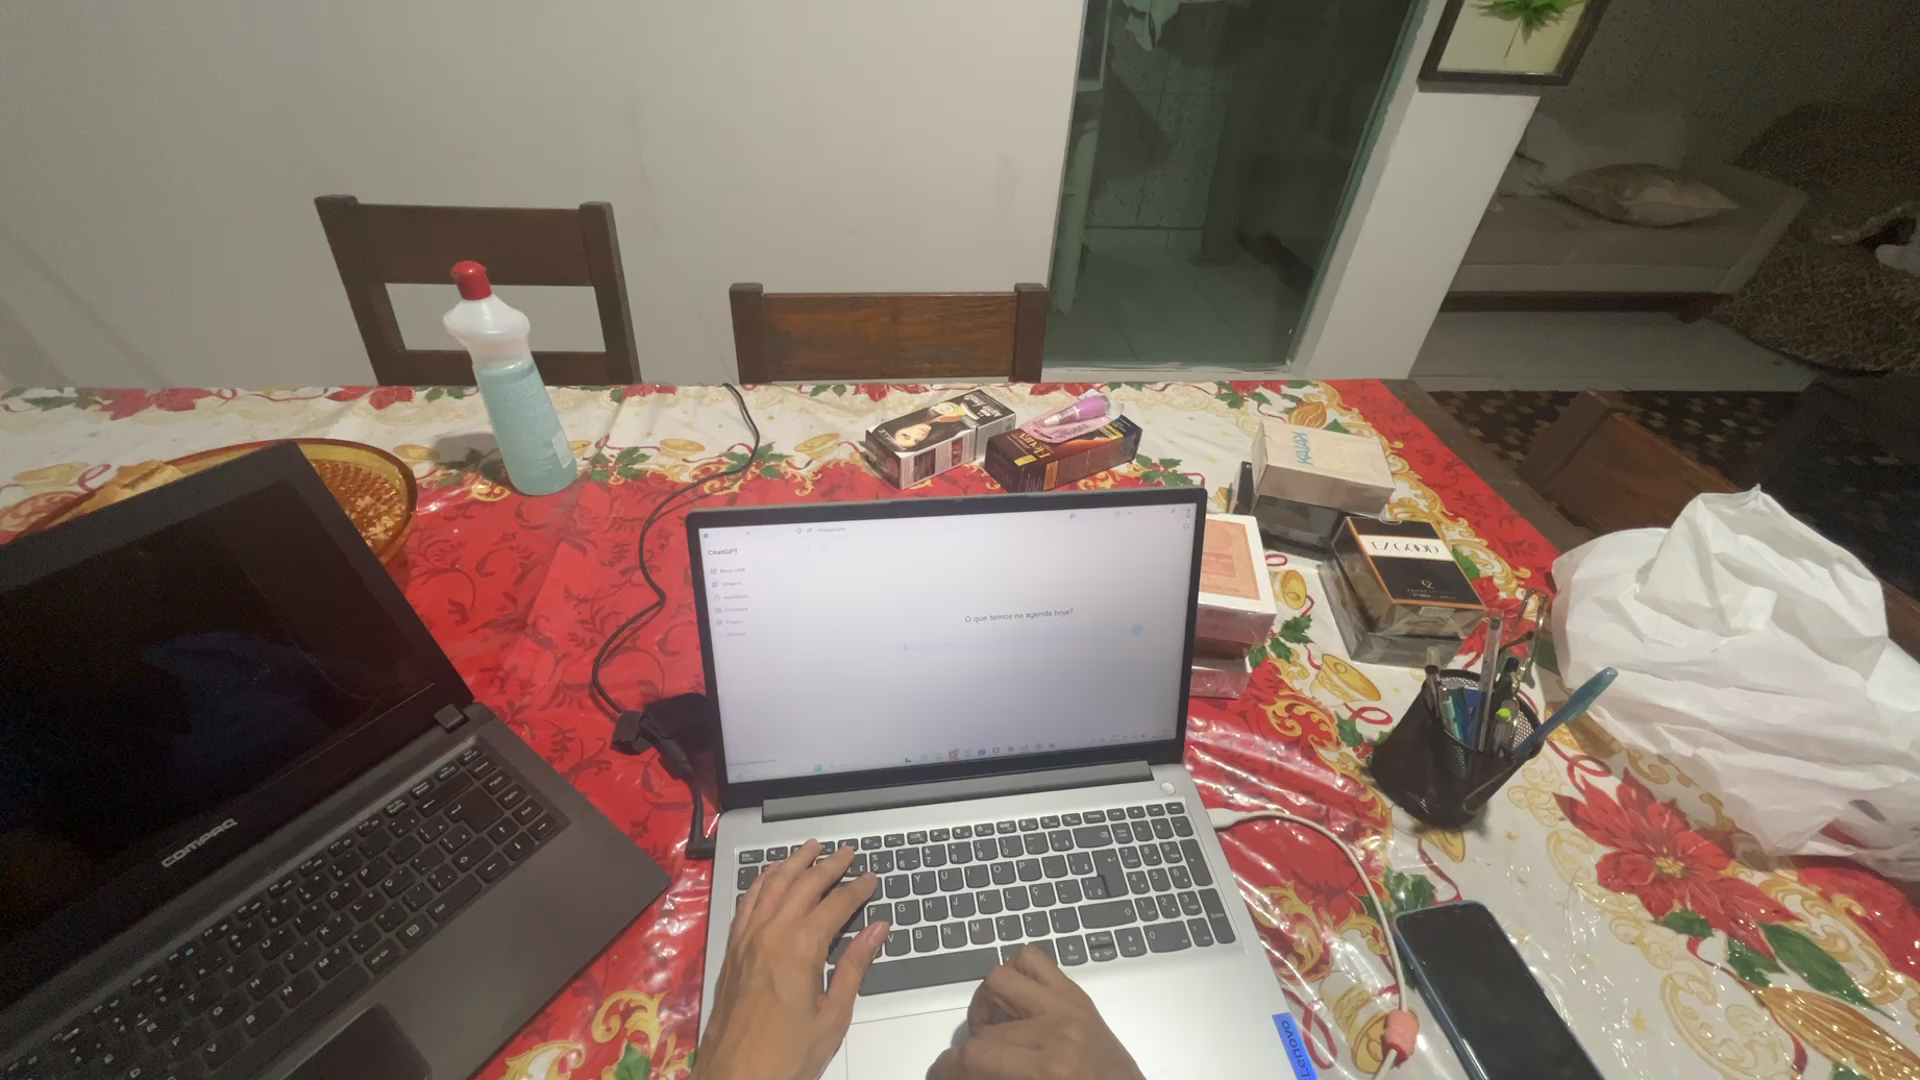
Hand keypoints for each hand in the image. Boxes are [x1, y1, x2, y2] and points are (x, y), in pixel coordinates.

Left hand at [694, 841, 887, 1079]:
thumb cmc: (787, 1057)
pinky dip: (763, 880)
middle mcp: (773, 932)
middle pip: (805, 883)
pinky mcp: (732, 948)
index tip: (872, 878)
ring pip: (773, 883)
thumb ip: (855, 966)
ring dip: (794, 861)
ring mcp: (748, 937)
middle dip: (830, 865)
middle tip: (848, 853)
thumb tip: (878, 929)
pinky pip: (747, 901)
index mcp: (801, 947)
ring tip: (812, 847)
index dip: (858, 889)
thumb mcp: (832, 1017)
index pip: (837, 904)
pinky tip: (772, 874)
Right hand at [927, 945, 1144, 1079]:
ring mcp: (1067, 1004)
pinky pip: (1032, 958)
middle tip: (973, 1063)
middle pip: (985, 1028)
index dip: (947, 1067)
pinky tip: (1016, 1001)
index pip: (977, 1056)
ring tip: (993, 1027)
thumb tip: (958, 1067)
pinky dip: (1015, 972)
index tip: (939, 1073)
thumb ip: (996, 1077)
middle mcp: (1056, 1030)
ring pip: (1000, 979)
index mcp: (1046, 1071)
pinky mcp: (1075, 991)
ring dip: (987, 1004)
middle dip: (971, 1048)